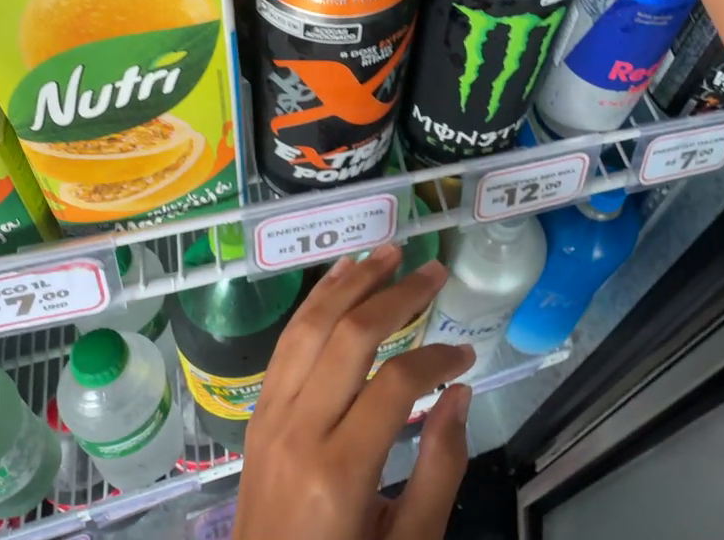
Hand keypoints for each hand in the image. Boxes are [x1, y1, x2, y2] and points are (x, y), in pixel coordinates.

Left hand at [232, 244, 476, 539]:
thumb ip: (440, 469)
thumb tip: (460, 391)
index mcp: (340, 471)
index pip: (397, 383)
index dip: (438, 357)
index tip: (467, 356)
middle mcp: (297, 432)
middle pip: (349, 336)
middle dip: (397, 294)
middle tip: (435, 270)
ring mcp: (268, 420)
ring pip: (309, 327)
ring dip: (351, 282)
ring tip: (389, 252)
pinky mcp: (256, 418)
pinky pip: (286, 345)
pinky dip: (314, 304)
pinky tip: (339, 279)